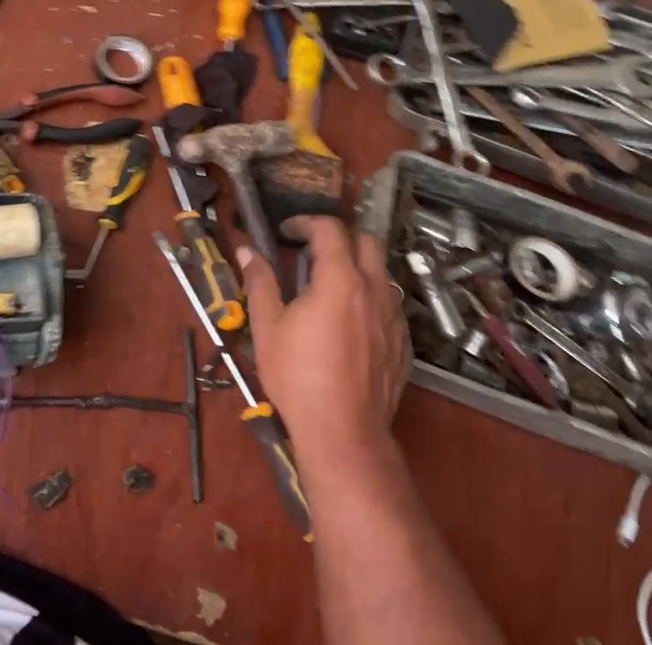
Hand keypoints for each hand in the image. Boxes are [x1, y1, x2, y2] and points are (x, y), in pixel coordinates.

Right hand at [243, 217, 410, 452]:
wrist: (343, 430)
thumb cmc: (297, 374)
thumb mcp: (268, 326)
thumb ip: (260, 282)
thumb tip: (247, 251)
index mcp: (340, 279)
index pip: (330, 229)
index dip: (306, 222)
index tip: (287, 232)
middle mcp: (375, 289)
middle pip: (367, 241)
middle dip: (340, 237)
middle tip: (312, 251)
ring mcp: (394, 317)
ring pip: (382, 273)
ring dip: (357, 267)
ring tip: (329, 287)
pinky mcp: (404, 343)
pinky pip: (390, 306)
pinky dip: (369, 299)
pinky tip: (348, 323)